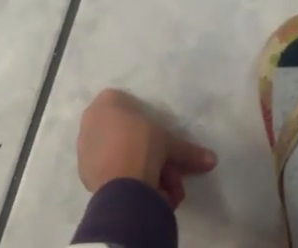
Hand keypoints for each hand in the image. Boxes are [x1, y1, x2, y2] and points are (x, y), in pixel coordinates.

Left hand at [76, 89, 217, 207]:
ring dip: (146, 173)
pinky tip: (146, 195)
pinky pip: (113, 174)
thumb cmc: (142, 145)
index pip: (131, 107)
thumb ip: (188, 151)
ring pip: (122, 157)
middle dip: (154, 158)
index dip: (152, 128)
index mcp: (107, 102)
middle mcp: (92, 120)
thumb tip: (212, 160)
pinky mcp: (85, 173)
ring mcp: (85, 147)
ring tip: (163, 189)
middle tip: (170, 173)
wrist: (120, 183)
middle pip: (129, 136)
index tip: (165, 146)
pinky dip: (130, 183)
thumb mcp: (169, 143)